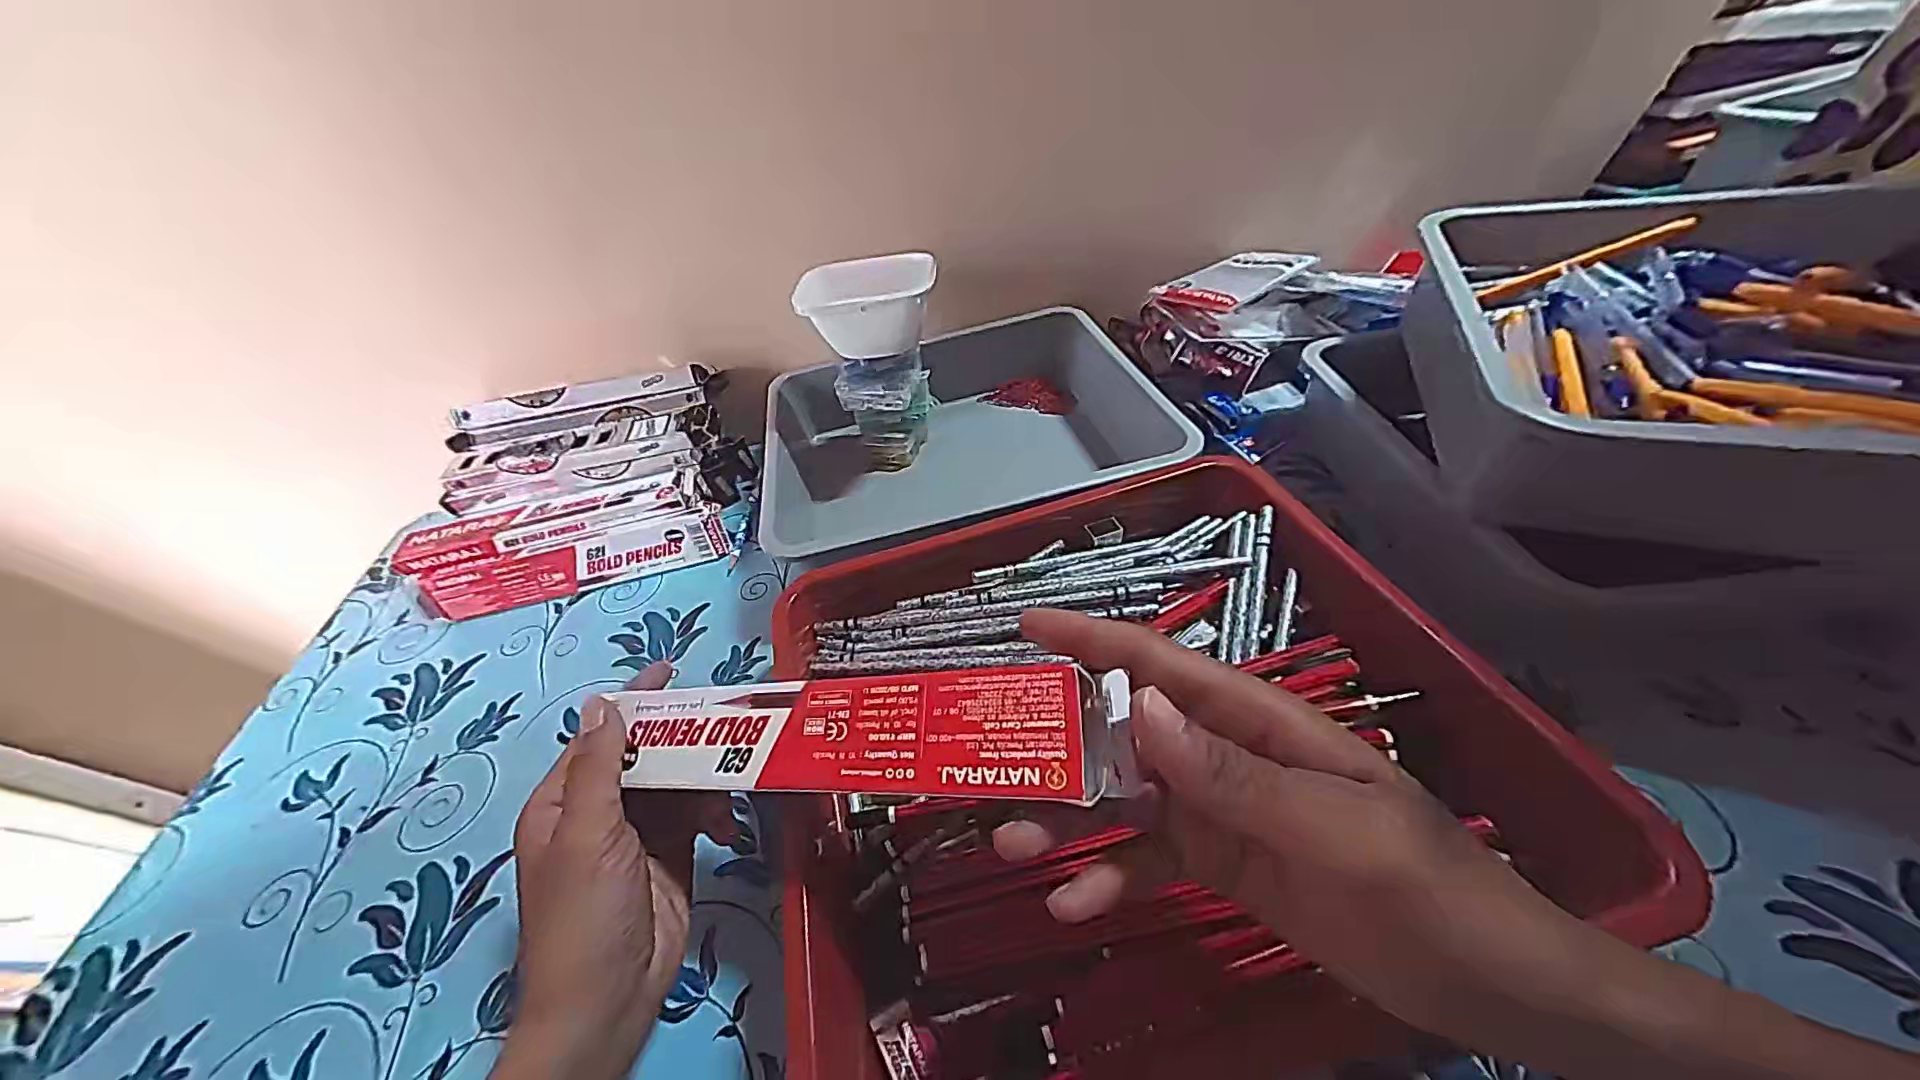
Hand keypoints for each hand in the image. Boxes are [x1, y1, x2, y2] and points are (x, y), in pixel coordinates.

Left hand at [496, 662, 731, 1079]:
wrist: (610, 999)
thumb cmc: (584, 916)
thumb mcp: (586, 835)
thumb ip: (597, 767)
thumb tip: (604, 704)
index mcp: (566, 801)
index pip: (603, 736)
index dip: (636, 702)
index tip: (670, 671)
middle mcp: (603, 809)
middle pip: (648, 754)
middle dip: (683, 743)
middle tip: (722, 727)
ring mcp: (641, 831)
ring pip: (679, 780)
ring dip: (704, 782)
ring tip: (722, 796)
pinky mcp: (674, 849)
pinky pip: (698, 811)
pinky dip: (715, 812)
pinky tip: (725, 828)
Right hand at [1001, 611, 1919, 1079]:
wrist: (1494, 985)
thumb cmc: (1426, 886)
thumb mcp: (1334, 829)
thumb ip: (1232, 774)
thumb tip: (1140, 706)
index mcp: (1253, 721)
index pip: (1160, 663)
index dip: (1093, 638)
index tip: (1028, 625)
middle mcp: (1221, 752)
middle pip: (1124, 730)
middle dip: (1060, 741)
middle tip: (995, 757)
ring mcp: (1214, 809)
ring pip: (1123, 798)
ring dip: (1069, 817)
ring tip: (1014, 843)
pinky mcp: (1215, 861)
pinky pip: (1146, 859)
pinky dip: (1108, 875)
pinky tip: (1074, 904)